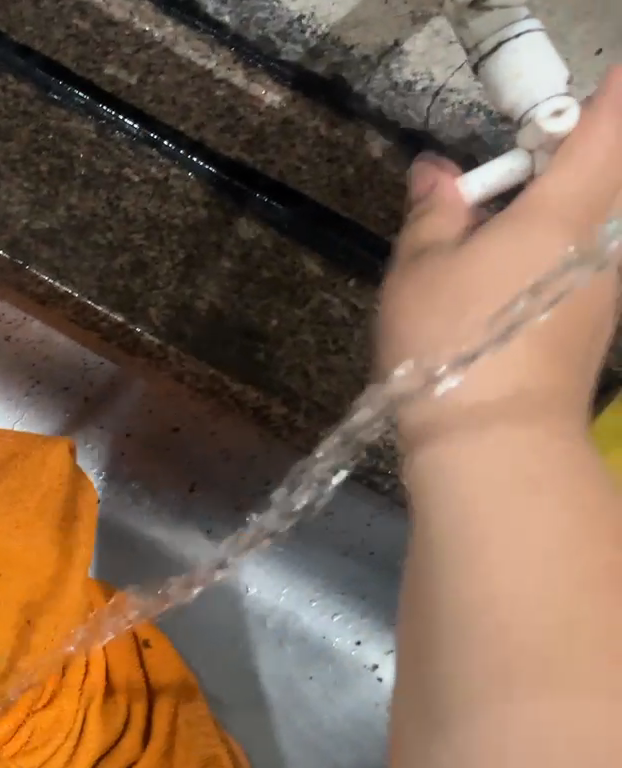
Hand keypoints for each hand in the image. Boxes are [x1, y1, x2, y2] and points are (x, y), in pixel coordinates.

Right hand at [378, 68, 621, 456]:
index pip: (614, 116)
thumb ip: (433, 215)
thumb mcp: (416, 273)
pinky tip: (488, 279)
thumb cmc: (450, 338)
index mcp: (571, 202)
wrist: (493, 425)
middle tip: (488, 180)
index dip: (601, 91)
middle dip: (556, 154)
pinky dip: (543, 243)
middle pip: (606, 163)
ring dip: (542, 204)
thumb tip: (435, 171)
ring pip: (593, 208)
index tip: (561, 93)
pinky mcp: (601, 302)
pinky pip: (583, 247)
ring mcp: (613, 267)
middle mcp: (612, 225)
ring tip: (471, 240)